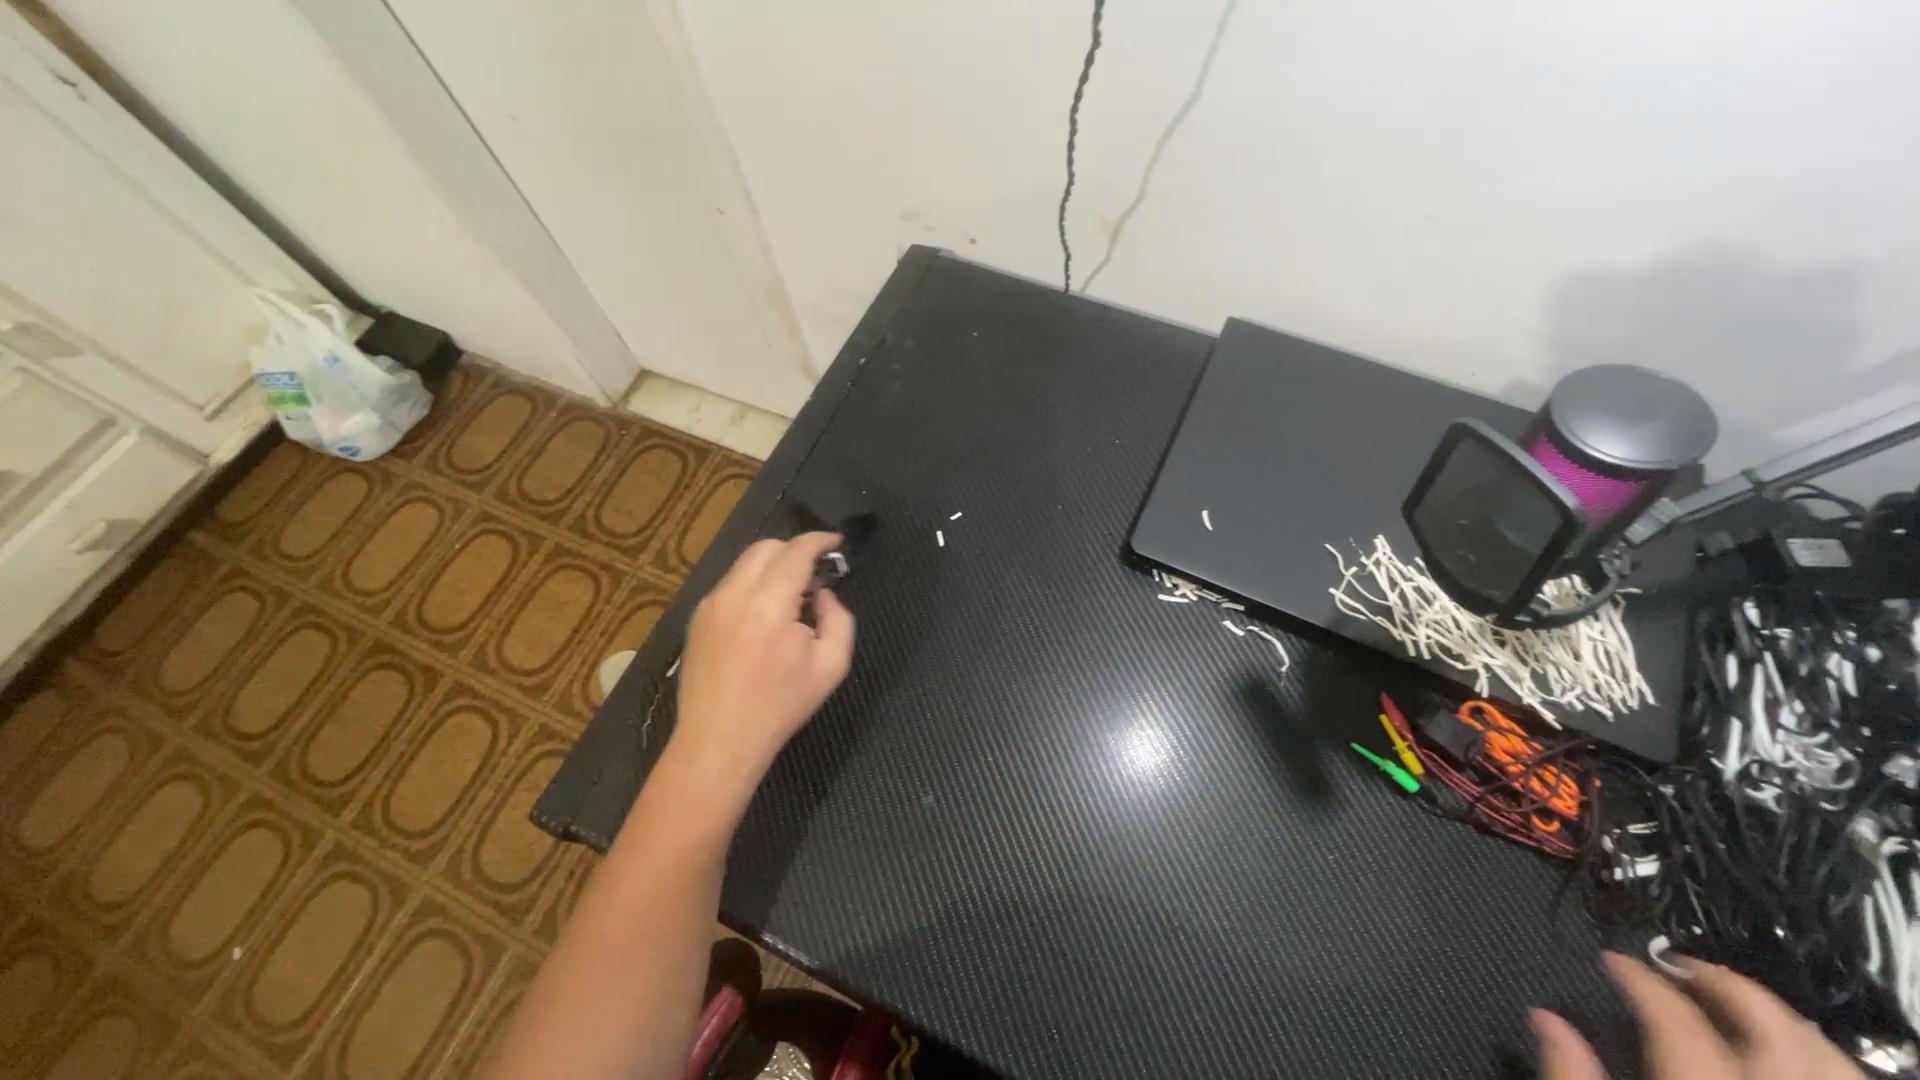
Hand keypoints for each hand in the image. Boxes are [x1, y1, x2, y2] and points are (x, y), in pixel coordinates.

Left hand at [669, 532, 855, 792]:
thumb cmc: (780, 706)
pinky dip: (753, 586)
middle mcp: (734, 594)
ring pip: (745, 564)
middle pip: (766, 546)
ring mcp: (710, 604)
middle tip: (815, 576)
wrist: (719, 740)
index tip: (836, 543)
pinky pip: (730, 585)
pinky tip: (764, 620)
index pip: (795, 551)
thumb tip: (824, 594)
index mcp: (769, 605)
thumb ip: (838, 618)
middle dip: (794, 551)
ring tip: (791, 601)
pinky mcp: (698, 618)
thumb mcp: (831, 666)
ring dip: (773, 568)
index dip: (819, 540)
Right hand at [1534, 952, 1862, 1078]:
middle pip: (1767, 1024)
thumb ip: (1572, 1076)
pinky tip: (1785, 1049)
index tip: (1612, 958)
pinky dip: (1816, 1052)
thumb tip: (1543, 1015)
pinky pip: (1850, 1078)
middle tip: (1674, 965)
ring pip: (1824, 1052)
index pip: (1676, 1018)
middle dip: (1719, 980)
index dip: (1639, 978)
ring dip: (1776, 1014)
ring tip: (1730, 1001)